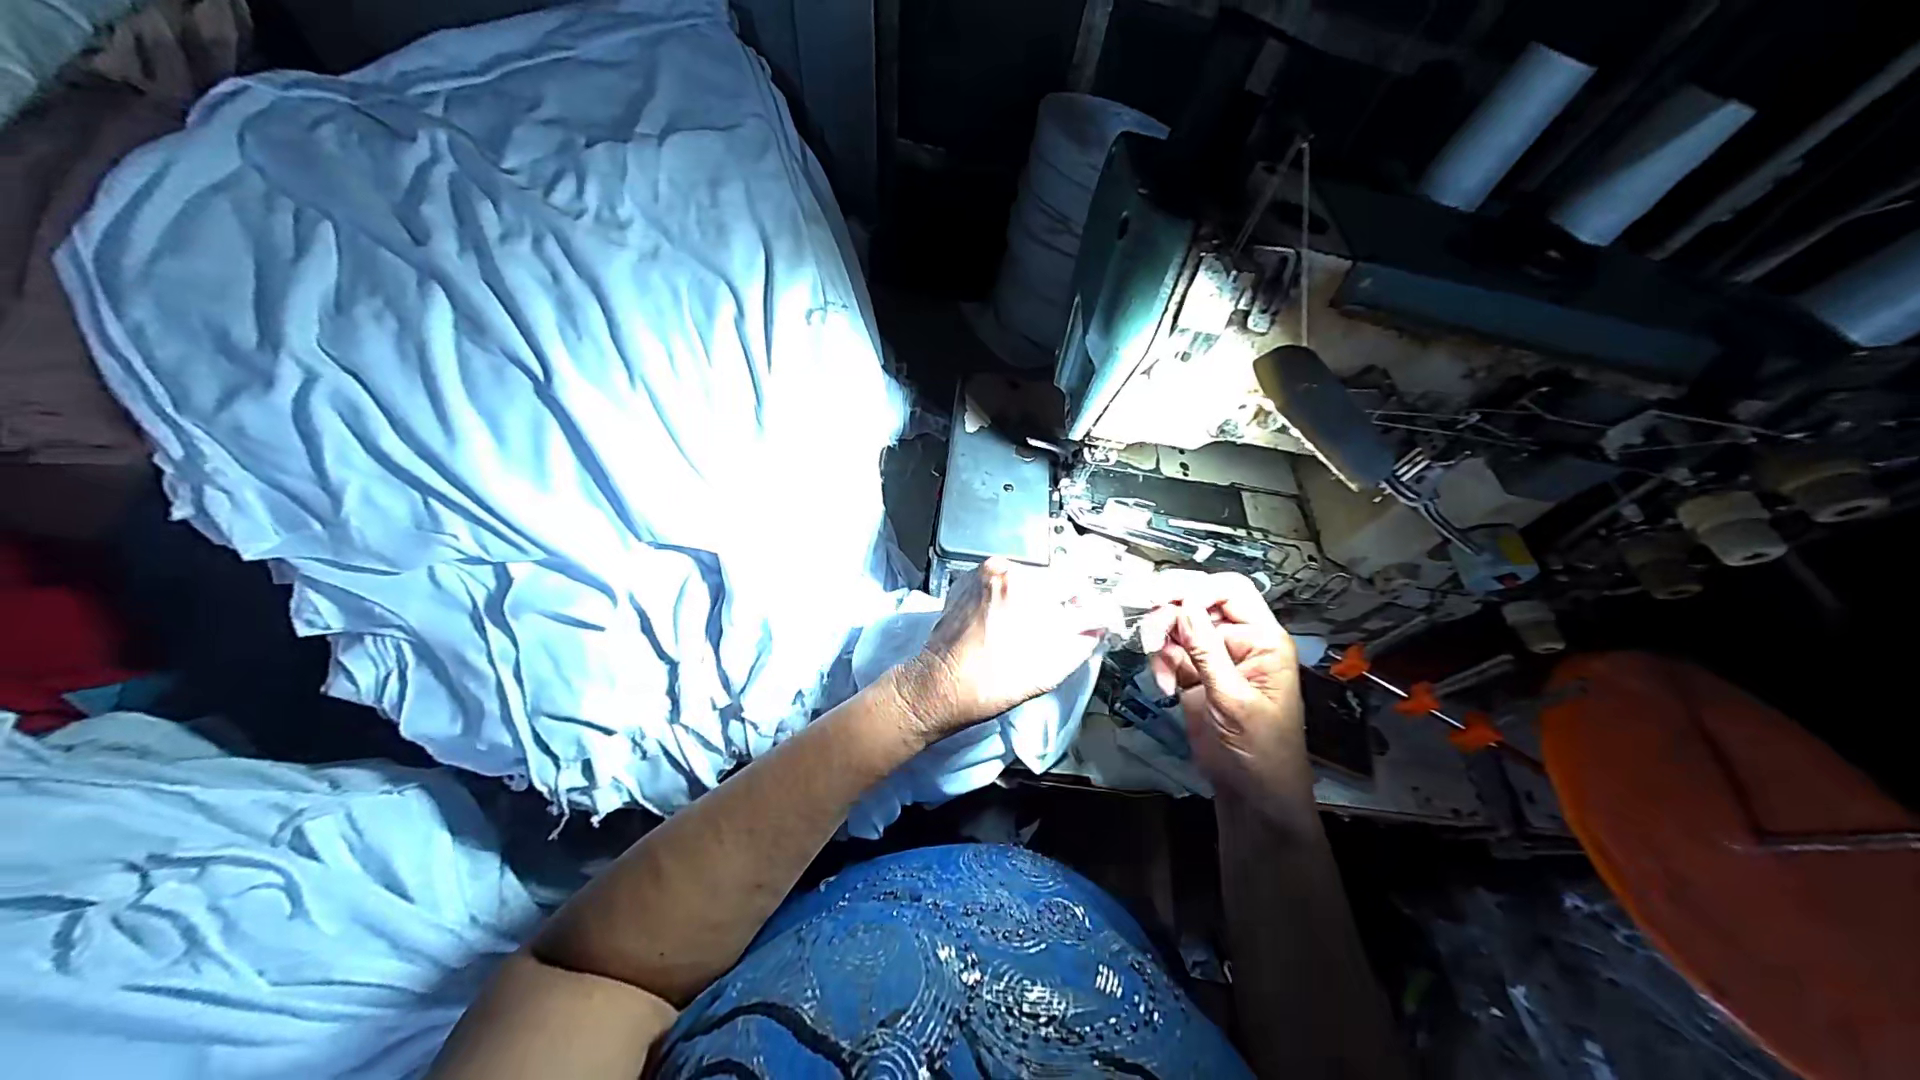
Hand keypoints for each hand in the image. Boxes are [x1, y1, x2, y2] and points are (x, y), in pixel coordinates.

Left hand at [892, 559, 1118, 745]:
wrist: (939, 684)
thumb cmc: (991, 685)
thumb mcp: (1051, 671)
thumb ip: (1083, 641)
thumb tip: (1098, 626)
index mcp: (1031, 593)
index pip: (1080, 586)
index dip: (1093, 606)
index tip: (1097, 618)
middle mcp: (1011, 573)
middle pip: (1058, 578)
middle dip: (1066, 601)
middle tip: (1063, 627)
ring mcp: (989, 571)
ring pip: (1034, 576)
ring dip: (1040, 596)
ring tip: (1030, 626)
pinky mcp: (973, 576)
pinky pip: (1008, 578)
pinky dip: (1014, 594)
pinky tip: (1006, 619)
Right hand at [1136, 571, 1308, 805]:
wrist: (1252, 796)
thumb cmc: (1262, 751)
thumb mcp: (1234, 699)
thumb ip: (1206, 650)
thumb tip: (1185, 604)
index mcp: (1262, 640)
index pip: (1229, 593)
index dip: (1197, 589)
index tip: (1164, 598)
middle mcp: (1238, 642)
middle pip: (1197, 605)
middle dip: (1171, 616)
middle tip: (1151, 633)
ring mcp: (1213, 658)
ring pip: (1177, 627)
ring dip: (1162, 643)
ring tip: (1162, 671)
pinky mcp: (1193, 676)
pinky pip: (1169, 653)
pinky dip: (1160, 664)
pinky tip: (1165, 686)